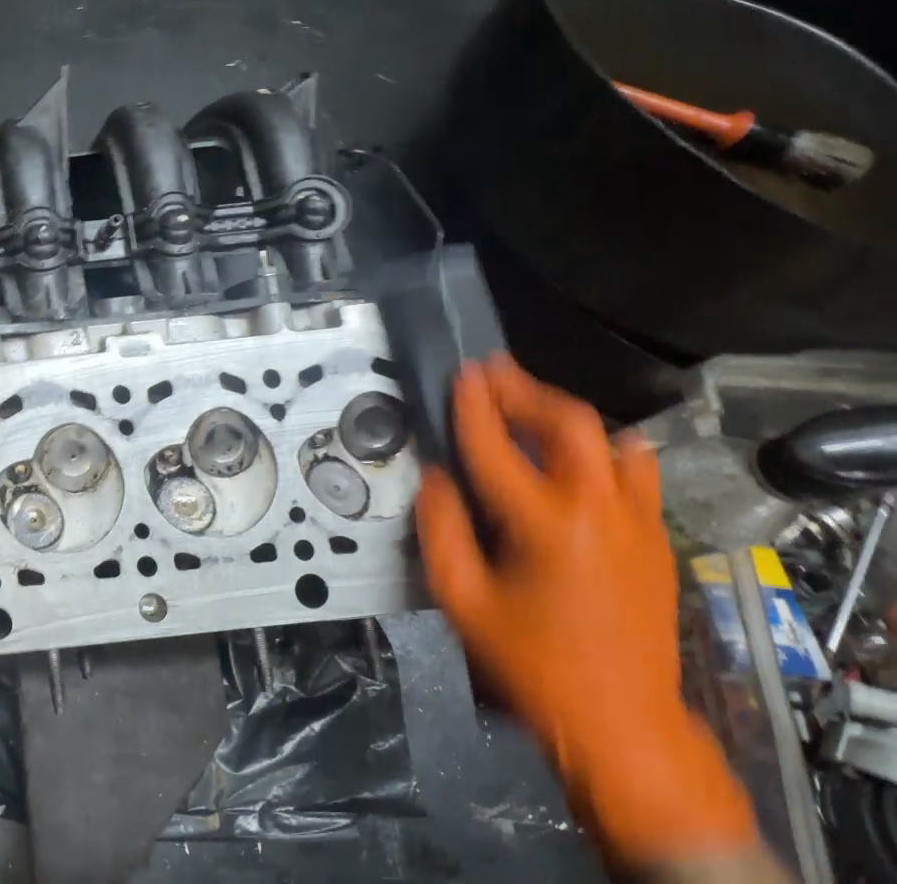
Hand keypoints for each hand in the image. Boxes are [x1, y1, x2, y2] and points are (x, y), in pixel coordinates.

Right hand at [417, 355, 757, 868]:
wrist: (617, 716)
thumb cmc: (529, 662)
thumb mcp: (461, 599)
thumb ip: (441, 530)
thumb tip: (435, 481)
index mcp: (544, 526)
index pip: (498, 447)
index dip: (474, 406)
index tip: (462, 374)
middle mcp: (599, 512)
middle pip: (569, 425)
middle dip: (527, 391)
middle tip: (494, 374)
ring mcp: (637, 523)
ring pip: (609, 441)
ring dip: (564, 417)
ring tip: (530, 408)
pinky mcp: (655, 539)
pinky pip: (636, 474)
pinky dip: (606, 451)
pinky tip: (582, 456)